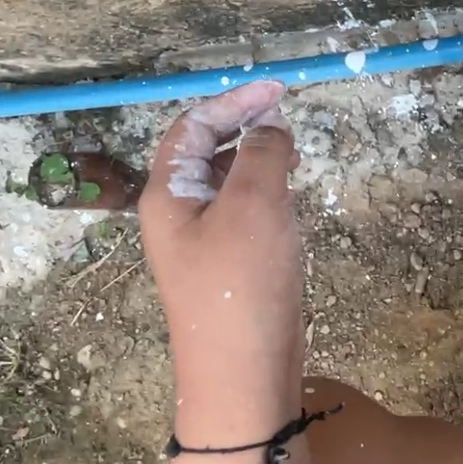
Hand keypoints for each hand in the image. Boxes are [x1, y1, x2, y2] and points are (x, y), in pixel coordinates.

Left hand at [139, 81, 303, 441]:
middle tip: (287, 119)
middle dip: (243, 127)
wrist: (243, 373)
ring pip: (225, 181)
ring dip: (257, 158)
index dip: (234, 101)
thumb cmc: (242, 283)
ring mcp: (201, 241)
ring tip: (294, 155)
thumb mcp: (255, 204)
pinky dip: (265, 191)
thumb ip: (263, 152)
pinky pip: (242, 210)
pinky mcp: (227, 264)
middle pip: (204, 151)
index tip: (278, 90)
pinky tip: (290, 196)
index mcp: (168, 194)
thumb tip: (271, 126)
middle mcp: (177, 213)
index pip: (193, 127)